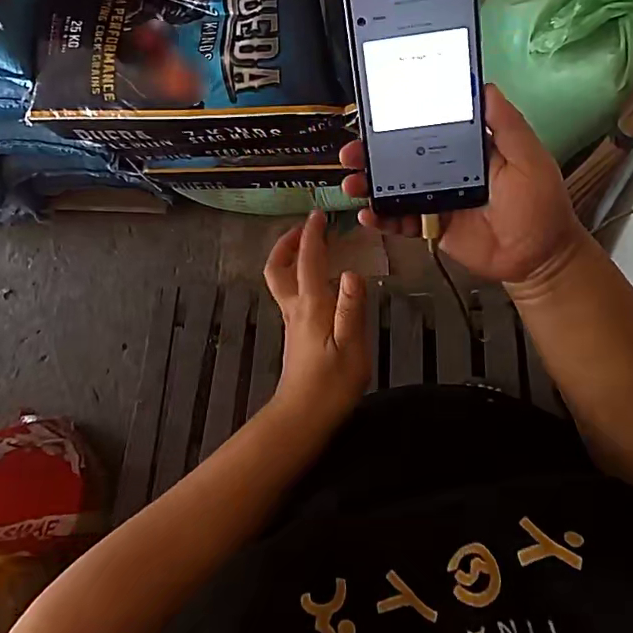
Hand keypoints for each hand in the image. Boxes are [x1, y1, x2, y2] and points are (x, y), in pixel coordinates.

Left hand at [262, 210, 369, 420]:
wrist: (302, 418)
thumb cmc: (331, 385)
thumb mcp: (351, 346)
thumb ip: (352, 308)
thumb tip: (353, 271)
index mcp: (312, 306)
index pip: (309, 261)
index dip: (313, 235)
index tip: (319, 215)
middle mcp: (296, 308)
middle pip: (280, 267)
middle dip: (289, 242)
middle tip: (306, 227)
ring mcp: (292, 321)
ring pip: (281, 280)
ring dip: (290, 257)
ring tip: (309, 246)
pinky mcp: (296, 333)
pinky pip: (290, 293)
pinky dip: (298, 275)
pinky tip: (317, 281)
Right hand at [341, 84, 590, 286]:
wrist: (539, 257)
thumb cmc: (538, 202)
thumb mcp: (527, 156)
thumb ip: (506, 124)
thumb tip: (485, 86)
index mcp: (466, 148)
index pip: (428, 126)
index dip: (401, 119)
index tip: (375, 112)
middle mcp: (446, 169)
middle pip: (401, 156)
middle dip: (372, 152)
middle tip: (350, 151)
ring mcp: (436, 199)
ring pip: (395, 187)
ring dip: (369, 184)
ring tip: (351, 183)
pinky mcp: (432, 226)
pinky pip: (401, 221)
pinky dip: (382, 218)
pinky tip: (367, 214)